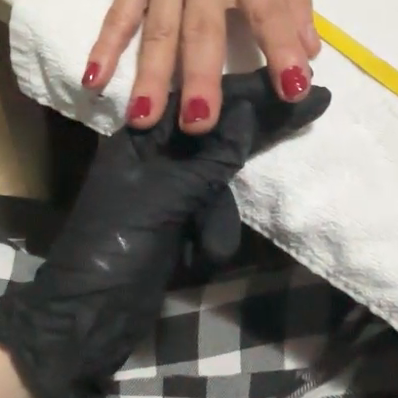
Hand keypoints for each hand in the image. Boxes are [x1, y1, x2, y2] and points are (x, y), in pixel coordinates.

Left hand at [0, 71, 330, 397]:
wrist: (87, 316)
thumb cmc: (116, 246)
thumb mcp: (166, 197)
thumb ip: (210, 158)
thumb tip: (248, 110)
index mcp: (138, 137)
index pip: (201, 100)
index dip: (248, 91)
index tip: (293, 81)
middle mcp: (153, 156)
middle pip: (216, 135)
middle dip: (251, 137)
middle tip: (310, 105)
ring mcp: (165, 192)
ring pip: (218, 181)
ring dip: (218, 219)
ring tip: (203, 247)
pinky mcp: (176, 224)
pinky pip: (212, 215)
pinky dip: (212, 235)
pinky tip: (199, 257)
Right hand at [84, 0, 319, 132]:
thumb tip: (307, 53)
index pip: (269, 9)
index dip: (281, 48)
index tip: (292, 88)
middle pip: (201, 30)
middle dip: (200, 78)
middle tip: (199, 124)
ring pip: (157, 30)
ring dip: (150, 75)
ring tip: (144, 119)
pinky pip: (120, 12)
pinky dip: (105, 44)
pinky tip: (94, 78)